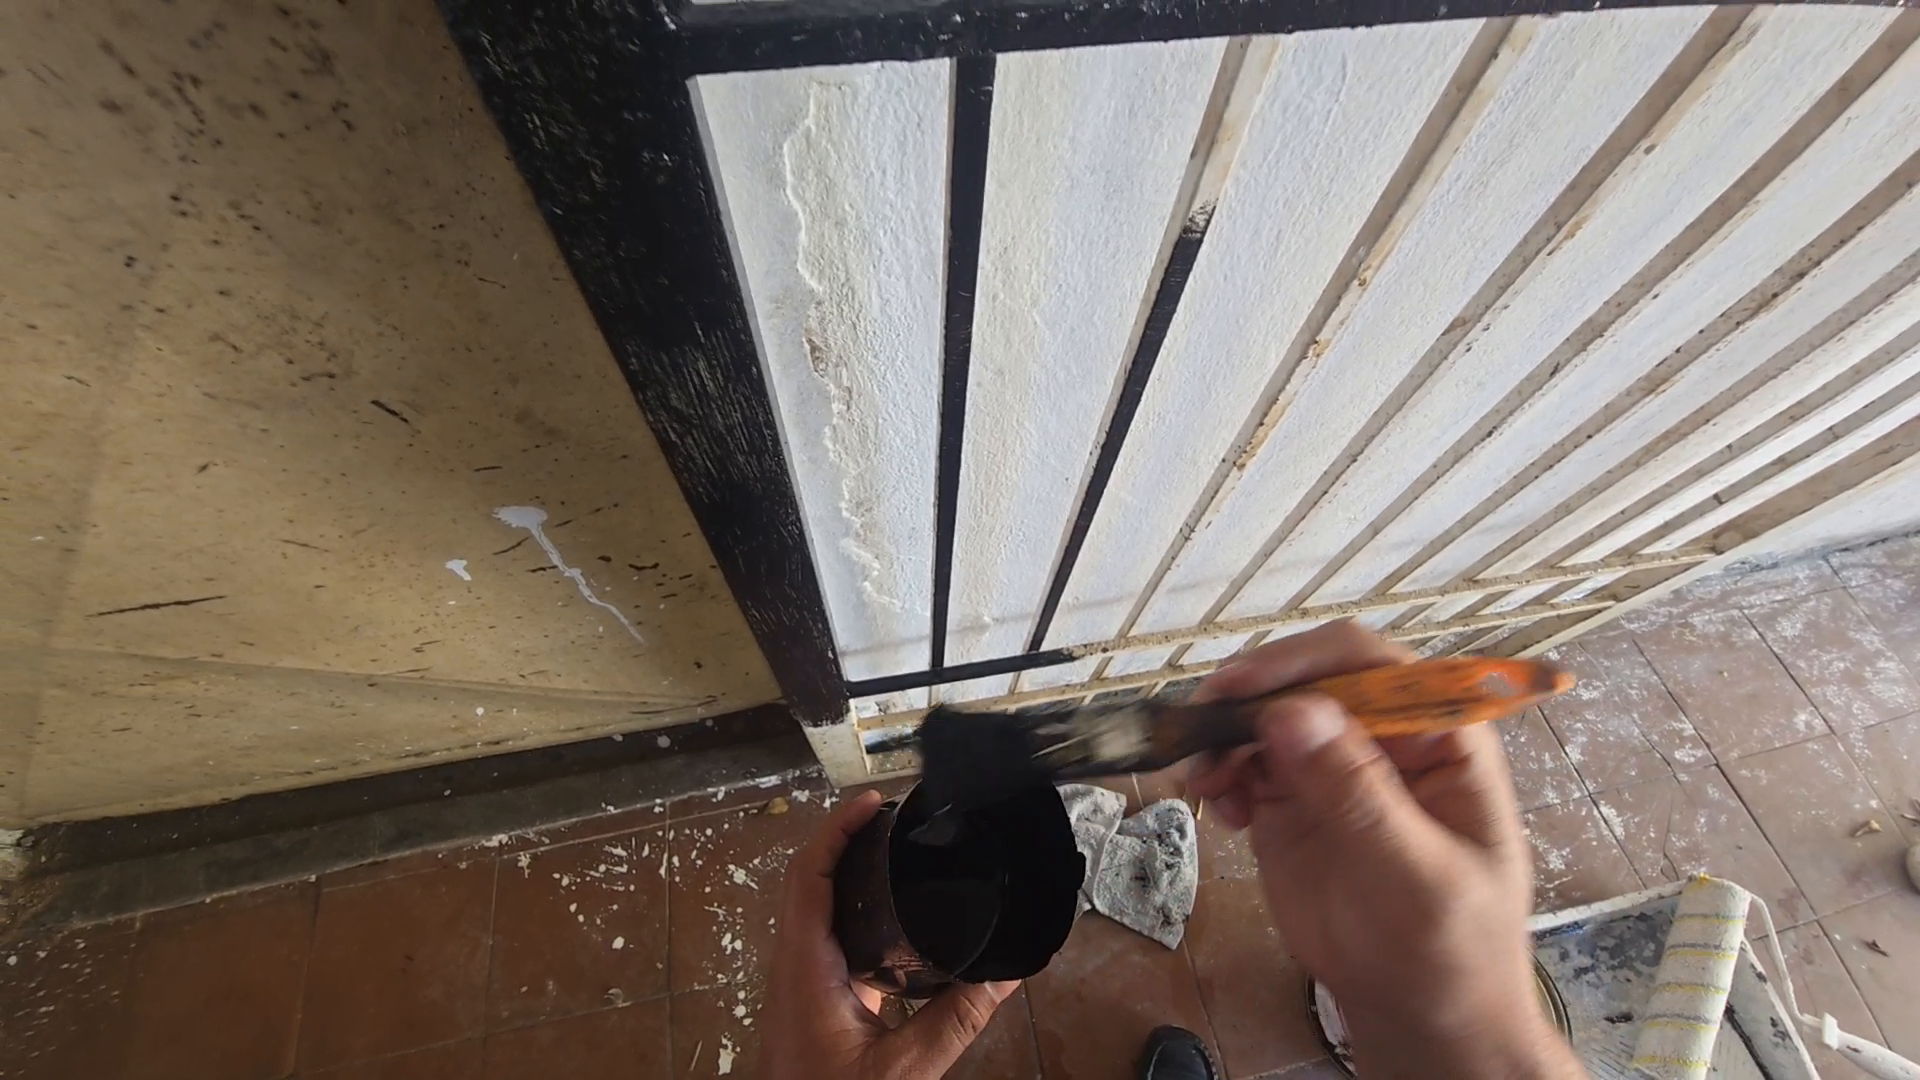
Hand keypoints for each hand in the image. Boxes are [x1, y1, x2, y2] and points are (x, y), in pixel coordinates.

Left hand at [761, 789, 1019, 1079]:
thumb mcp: (902, 1072)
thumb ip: (954, 1021)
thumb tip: (1005, 972)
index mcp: (804, 966)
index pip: (806, 874)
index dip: (836, 829)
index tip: (873, 801)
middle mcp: (795, 961)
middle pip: (809, 876)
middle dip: (845, 836)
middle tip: (892, 815)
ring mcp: (802, 976)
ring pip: (817, 901)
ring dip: (847, 865)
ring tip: (893, 843)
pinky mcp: (815, 992)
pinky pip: (831, 928)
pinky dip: (856, 900)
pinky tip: (892, 905)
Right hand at [1188, 622, 1584, 1078]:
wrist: (1412, 1011)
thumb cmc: (1446, 947)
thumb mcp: (1414, 874)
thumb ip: (1357, 792)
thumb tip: (1290, 712)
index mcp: (1434, 735)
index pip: (1367, 663)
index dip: (1304, 661)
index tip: (1243, 687)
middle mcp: (1377, 733)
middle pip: (1300, 678)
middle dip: (1247, 697)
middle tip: (1202, 728)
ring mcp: (1327, 759)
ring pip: (1260, 713)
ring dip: (1221, 736)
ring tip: (1206, 782)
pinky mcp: (1285, 790)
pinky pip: (1239, 756)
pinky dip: (1217, 771)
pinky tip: (1221, 810)